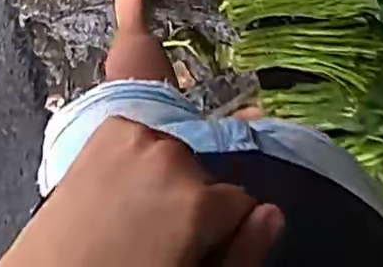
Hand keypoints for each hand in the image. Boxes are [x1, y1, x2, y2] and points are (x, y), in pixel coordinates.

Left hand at [0, 117, 283, 266]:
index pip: (241, 201)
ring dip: (166, 177)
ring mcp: (136, 134)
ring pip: (176, 152)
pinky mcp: (109, 128)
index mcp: (194, 199)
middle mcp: (169, 154)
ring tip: (137, 216)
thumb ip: (242, 253)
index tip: (201, 248)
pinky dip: (139, 157)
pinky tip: (121, 189)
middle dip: (193, 201)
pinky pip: (144, 137)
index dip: (224, 231)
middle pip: (206, 172)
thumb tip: (273, 215)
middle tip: (162, 239)